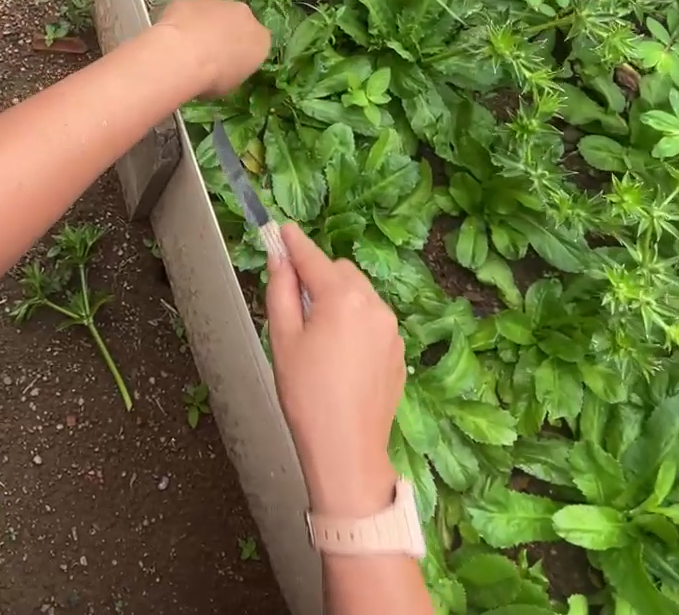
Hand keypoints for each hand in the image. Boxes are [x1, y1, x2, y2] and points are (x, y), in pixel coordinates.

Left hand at [153, 0, 269, 96]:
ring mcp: (216, 2)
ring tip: (185, 45)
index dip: (240, 53)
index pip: (255, 43)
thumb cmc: (212, 78)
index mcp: (260, 39)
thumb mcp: (230, 85)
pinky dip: (181, 20)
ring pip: (211, 12)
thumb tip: (222, 68)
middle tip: (207, 52)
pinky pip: (187, 10)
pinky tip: (171, 36)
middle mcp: (243, 15)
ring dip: (202, 24)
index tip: (227, 64)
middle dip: (224, 33)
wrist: (183, 55)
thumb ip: (232, 70)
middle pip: (236, 22)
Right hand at [267, 224, 404, 516]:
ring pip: (360, 294)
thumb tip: (280, 257)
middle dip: (318, 276)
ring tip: (317, 333)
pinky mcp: (398, 352)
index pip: (313, 257)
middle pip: (341, 271)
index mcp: (342, 297)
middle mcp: (374, 305)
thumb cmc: (305, 392)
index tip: (281, 228)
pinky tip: (339, 354)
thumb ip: (281, 289)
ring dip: (338, 298)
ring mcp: (392, 329)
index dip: (294, 242)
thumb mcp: (282, 337)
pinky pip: (373, 321)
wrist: (347, 449)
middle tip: (294, 302)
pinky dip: (354, 322)